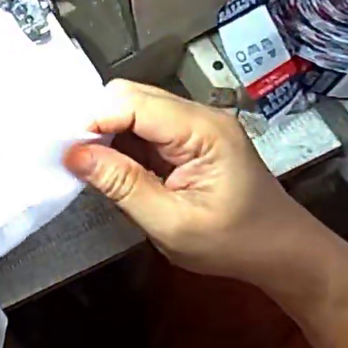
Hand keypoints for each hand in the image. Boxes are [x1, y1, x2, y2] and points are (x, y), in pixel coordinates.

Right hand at [64, 80, 347, 308]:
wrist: (281, 251)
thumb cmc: (236, 243)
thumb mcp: (172, 224)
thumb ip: (123, 185)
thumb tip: (76, 155)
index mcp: (203, 131)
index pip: (135, 104)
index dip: (95, 119)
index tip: (65, 147)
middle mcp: (200, 115)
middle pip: (132, 96)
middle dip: (97, 121)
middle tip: (73, 156)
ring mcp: (196, 123)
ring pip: (134, 107)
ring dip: (107, 132)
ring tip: (89, 163)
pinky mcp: (189, 136)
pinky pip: (145, 126)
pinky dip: (122, 141)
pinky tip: (113, 165)